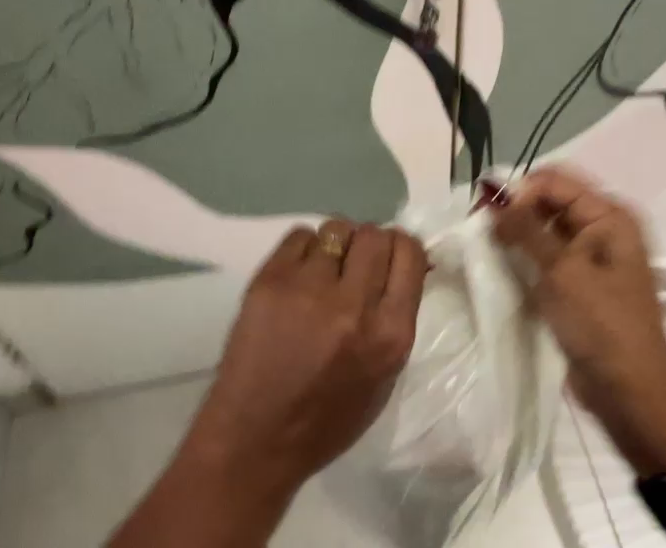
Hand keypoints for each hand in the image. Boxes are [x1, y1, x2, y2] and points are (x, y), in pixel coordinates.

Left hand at [182, 219, 428, 497]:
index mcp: (390, 334)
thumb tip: (400, 268)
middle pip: (374, 235)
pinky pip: (299, 235)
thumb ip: (395, 318)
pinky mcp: (270, 280)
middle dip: (370, 242)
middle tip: (355, 263)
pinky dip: (304, 248)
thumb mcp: (383, 376)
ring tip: (324, 268)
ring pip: (336, 229)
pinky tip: (297, 274)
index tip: (391, 256)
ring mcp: (308, 289)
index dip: (401, 247)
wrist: (257, 437)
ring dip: (336, 243)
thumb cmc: (327, 418)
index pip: (409, 254)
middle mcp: (353, 305)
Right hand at [493, 167, 665, 476]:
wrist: (632, 396)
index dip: (520, 192)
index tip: (489, 218)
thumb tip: (492, 196)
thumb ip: (526, 230)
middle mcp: (601, 230)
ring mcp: (588, 258)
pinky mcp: (575, 285)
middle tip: (479, 230)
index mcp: (610, 217)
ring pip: (542, 229)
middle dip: (514, 210)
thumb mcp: (564, 274)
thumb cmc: (604, 328)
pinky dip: (521, 257)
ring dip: (514, 235)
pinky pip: (543, 257)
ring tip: (485, 248)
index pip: (555, 181)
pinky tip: (499, 266)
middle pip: (548, 201)